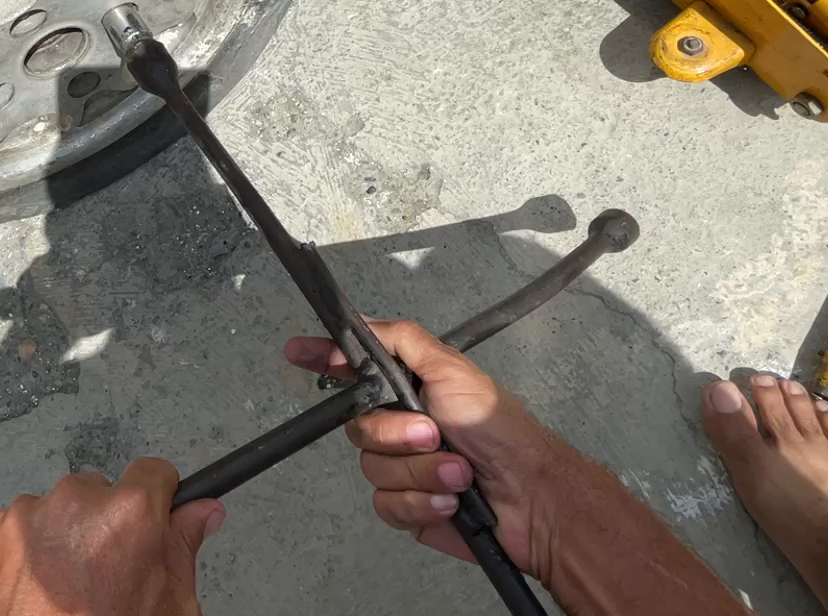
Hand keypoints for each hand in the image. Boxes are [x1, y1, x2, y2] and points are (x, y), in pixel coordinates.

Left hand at [0, 458, 224, 615]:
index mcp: (126, 514)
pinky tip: (24, 596)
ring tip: (56, 595)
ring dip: (60, 540)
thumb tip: (205, 511)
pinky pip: (16, 530)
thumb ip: (183, 552)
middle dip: (104, 526)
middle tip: (99, 580)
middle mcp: (75, 499)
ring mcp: (25, 513)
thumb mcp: (166, 613)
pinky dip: (22, 556)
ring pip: (56, 512)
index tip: (152, 521)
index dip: (158, 500)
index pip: (154, 473)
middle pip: (102, 493)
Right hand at [285, 320, 567, 577]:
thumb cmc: (497, 428)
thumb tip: (361, 323)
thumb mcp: (450, 367)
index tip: (296, 352)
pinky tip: (450, 500)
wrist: (530, 497)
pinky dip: (421, 500)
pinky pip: (387, 503)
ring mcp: (401, 465)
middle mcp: (398, 423)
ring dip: (419, 471)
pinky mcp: (408, 504)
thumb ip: (402, 340)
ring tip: (457, 472)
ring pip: (372, 467)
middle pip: (357, 425)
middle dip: (396, 433)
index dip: (321, 358)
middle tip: (433, 434)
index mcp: (405, 386)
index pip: (349, 367)